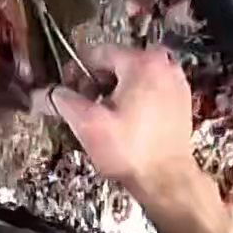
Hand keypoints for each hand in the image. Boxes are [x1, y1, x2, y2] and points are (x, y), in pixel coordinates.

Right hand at [46, 45, 204, 205]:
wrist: (166, 179)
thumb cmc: (129, 151)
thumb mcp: (88, 124)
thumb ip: (65, 101)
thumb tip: (51, 92)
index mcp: (142, 63)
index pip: (99, 52)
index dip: (77, 70)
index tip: (67, 87)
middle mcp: (164, 65)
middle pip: (117, 63)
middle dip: (96, 82)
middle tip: (84, 106)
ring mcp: (176, 82)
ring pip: (133, 76)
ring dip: (114, 91)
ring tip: (104, 117)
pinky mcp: (180, 100)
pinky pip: (149, 89)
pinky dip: (134, 99)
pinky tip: (125, 122)